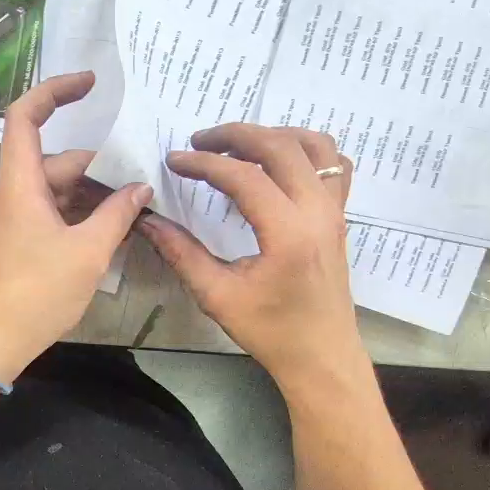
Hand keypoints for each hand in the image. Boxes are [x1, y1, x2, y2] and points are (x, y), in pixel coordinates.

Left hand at [0, 71, 152, 382]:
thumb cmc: (37, 295)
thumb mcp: (88, 252)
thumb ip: (118, 214)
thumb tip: (140, 188)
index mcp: (19, 184)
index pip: (25, 116)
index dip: (55, 90)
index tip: (91, 84)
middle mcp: (11, 194)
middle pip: (56, 159)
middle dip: (99, 166)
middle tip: (142, 181)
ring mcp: (12, 219)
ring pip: (57, 189)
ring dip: (93, 195)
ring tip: (135, 209)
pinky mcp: (17, 241)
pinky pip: (51, 212)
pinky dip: (79, 215)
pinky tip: (112, 230)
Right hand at [138, 125, 361, 385]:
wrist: (320, 354)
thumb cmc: (269, 331)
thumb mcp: (217, 296)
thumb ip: (182, 253)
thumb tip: (149, 220)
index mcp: (288, 233)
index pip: (244, 177)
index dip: (204, 164)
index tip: (174, 162)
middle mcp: (318, 211)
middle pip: (280, 146)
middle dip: (235, 135)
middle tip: (198, 142)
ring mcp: (335, 210)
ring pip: (313, 145)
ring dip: (273, 135)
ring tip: (237, 146)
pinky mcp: (340, 215)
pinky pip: (333, 163)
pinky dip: (305, 149)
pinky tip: (278, 162)